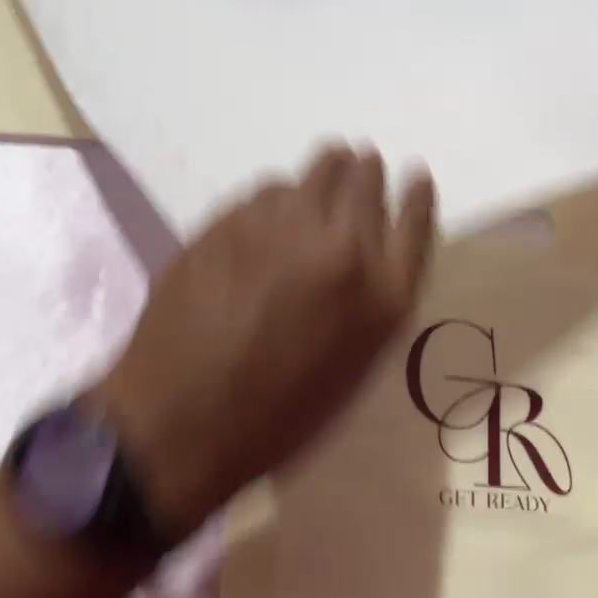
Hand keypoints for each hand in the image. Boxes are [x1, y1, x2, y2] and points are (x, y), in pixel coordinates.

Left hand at [94, 144, 434, 541]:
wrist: (182, 424)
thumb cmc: (277, 418)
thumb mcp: (349, 368)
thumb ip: (368, 304)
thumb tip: (364, 256)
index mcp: (382, 299)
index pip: (415, 218)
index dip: (415, 194)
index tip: (412, 177)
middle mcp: (340, 250)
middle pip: (365, 179)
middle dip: (363, 174)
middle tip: (357, 173)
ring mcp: (279, 229)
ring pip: (312, 175)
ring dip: (319, 181)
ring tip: (313, 195)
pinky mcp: (227, 222)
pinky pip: (264, 193)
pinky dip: (273, 202)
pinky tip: (265, 226)